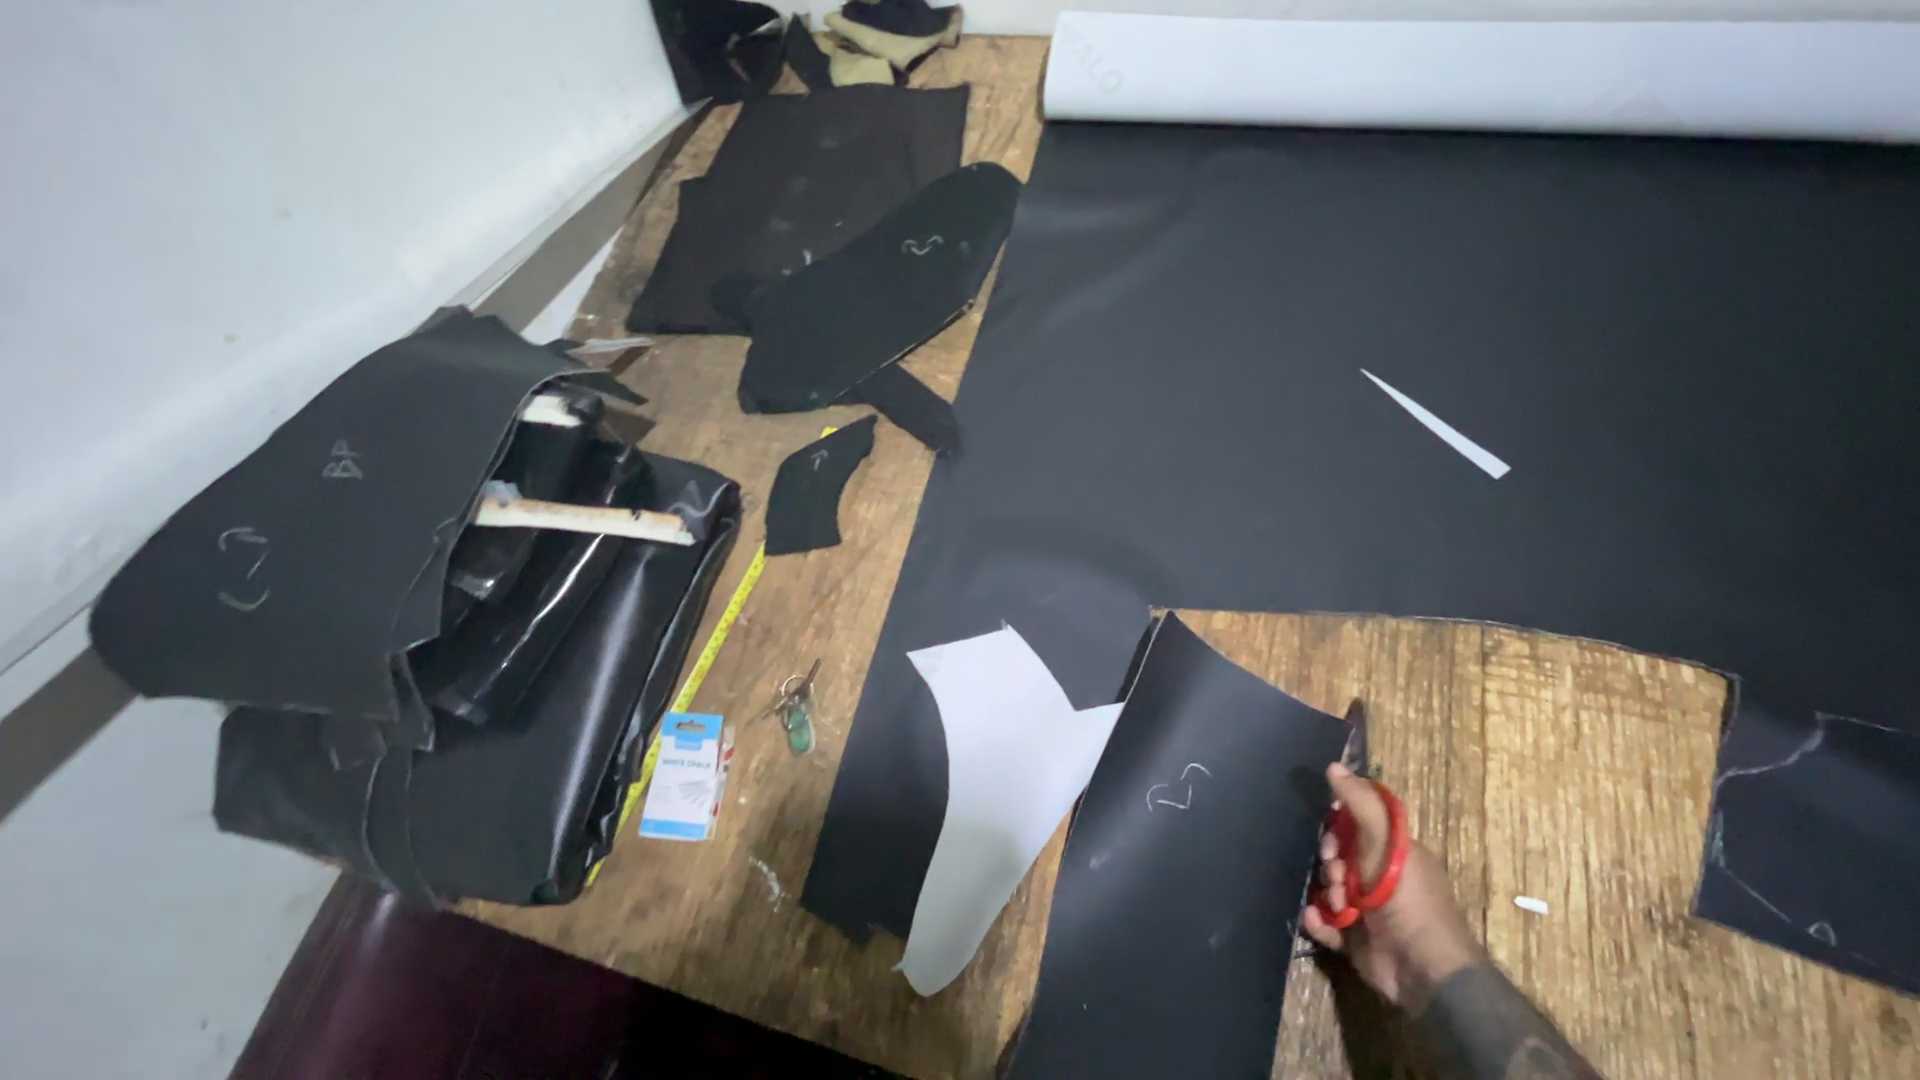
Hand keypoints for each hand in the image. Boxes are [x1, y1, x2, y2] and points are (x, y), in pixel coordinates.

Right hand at [1302, 763, 1480, 1010]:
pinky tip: (1319, 920)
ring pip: (1326, 889)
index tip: (1331, 839)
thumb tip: (1333, 764)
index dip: (1335, 829)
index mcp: (1392, 852)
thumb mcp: (1385, 840)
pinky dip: (1318, 921)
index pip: (1353, 827)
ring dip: (1323, 894)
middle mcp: (1379, 878)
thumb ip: (1359, 802)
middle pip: (1335, 858)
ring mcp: (1366, 909)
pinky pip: (1324, 922)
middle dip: (1328, 865)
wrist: (1421, 966)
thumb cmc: (1406, 896)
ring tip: (1336, 907)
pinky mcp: (1354, 938)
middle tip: (1336, 876)